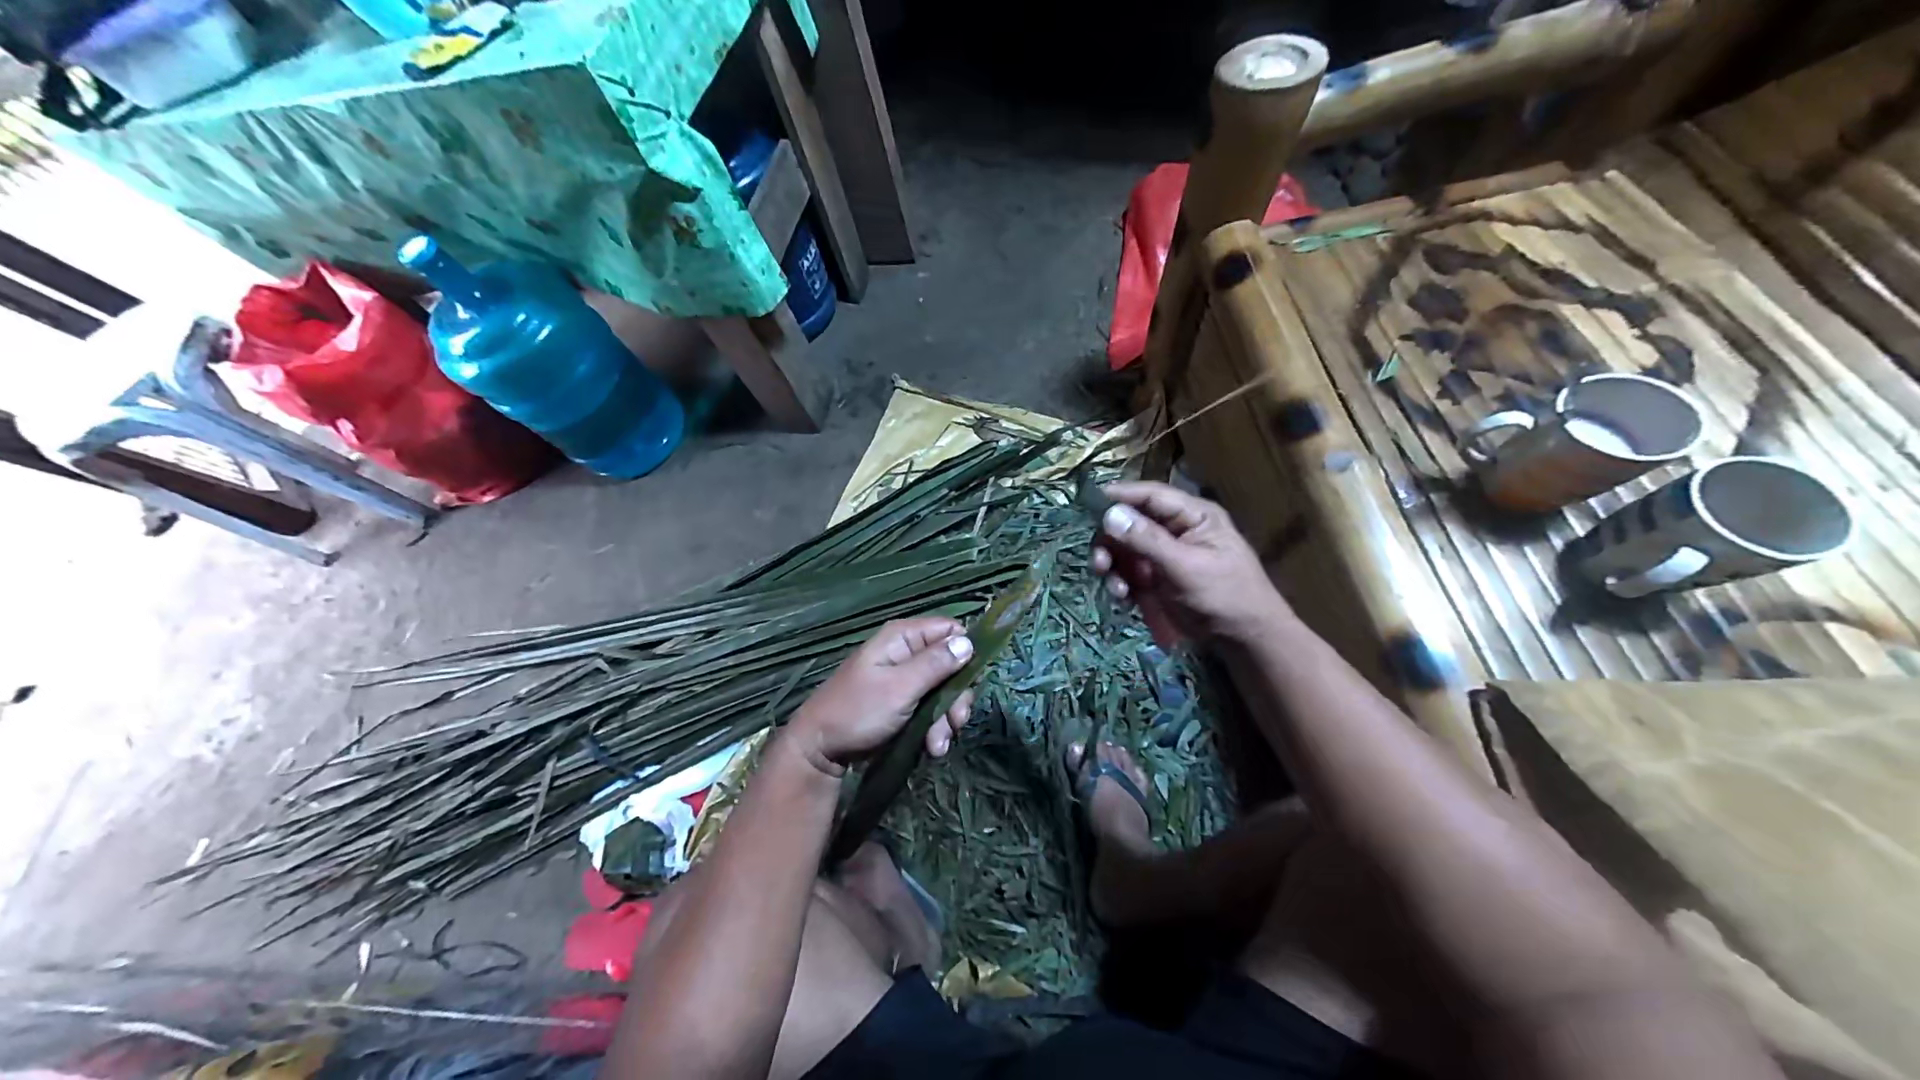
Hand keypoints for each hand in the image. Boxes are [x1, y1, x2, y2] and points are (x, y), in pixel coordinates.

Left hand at [785, 616, 975, 774]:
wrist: (820, 750)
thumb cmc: (858, 711)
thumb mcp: (900, 688)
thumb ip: (935, 665)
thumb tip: (969, 643)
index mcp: (902, 638)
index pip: (950, 630)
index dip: (965, 653)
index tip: (969, 681)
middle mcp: (907, 653)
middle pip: (952, 665)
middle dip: (956, 698)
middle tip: (955, 722)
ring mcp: (905, 680)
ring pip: (945, 692)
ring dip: (946, 720)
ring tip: (937, 745)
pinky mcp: (904, 703)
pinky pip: (931, 710)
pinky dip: (935, 729)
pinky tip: (932, 748)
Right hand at [1090, 481, 1290, 643]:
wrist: (1245, 640)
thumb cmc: (1225, 596)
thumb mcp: (1185, 567)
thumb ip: (1147, 541)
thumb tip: (1110, 514)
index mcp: (1192, 516)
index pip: (1150, 495)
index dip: (1119, 497)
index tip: (1088, 505)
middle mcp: (1176, 530)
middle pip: (1130, 522)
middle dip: (1111, 542)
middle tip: (1100, 564)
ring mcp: (1165, 555)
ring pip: (1125, 549)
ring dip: (1114, 566)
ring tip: (1117, 589)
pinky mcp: (1157, 579)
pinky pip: (1129, 573)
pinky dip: (1121, 583)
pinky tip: (1124, 599)